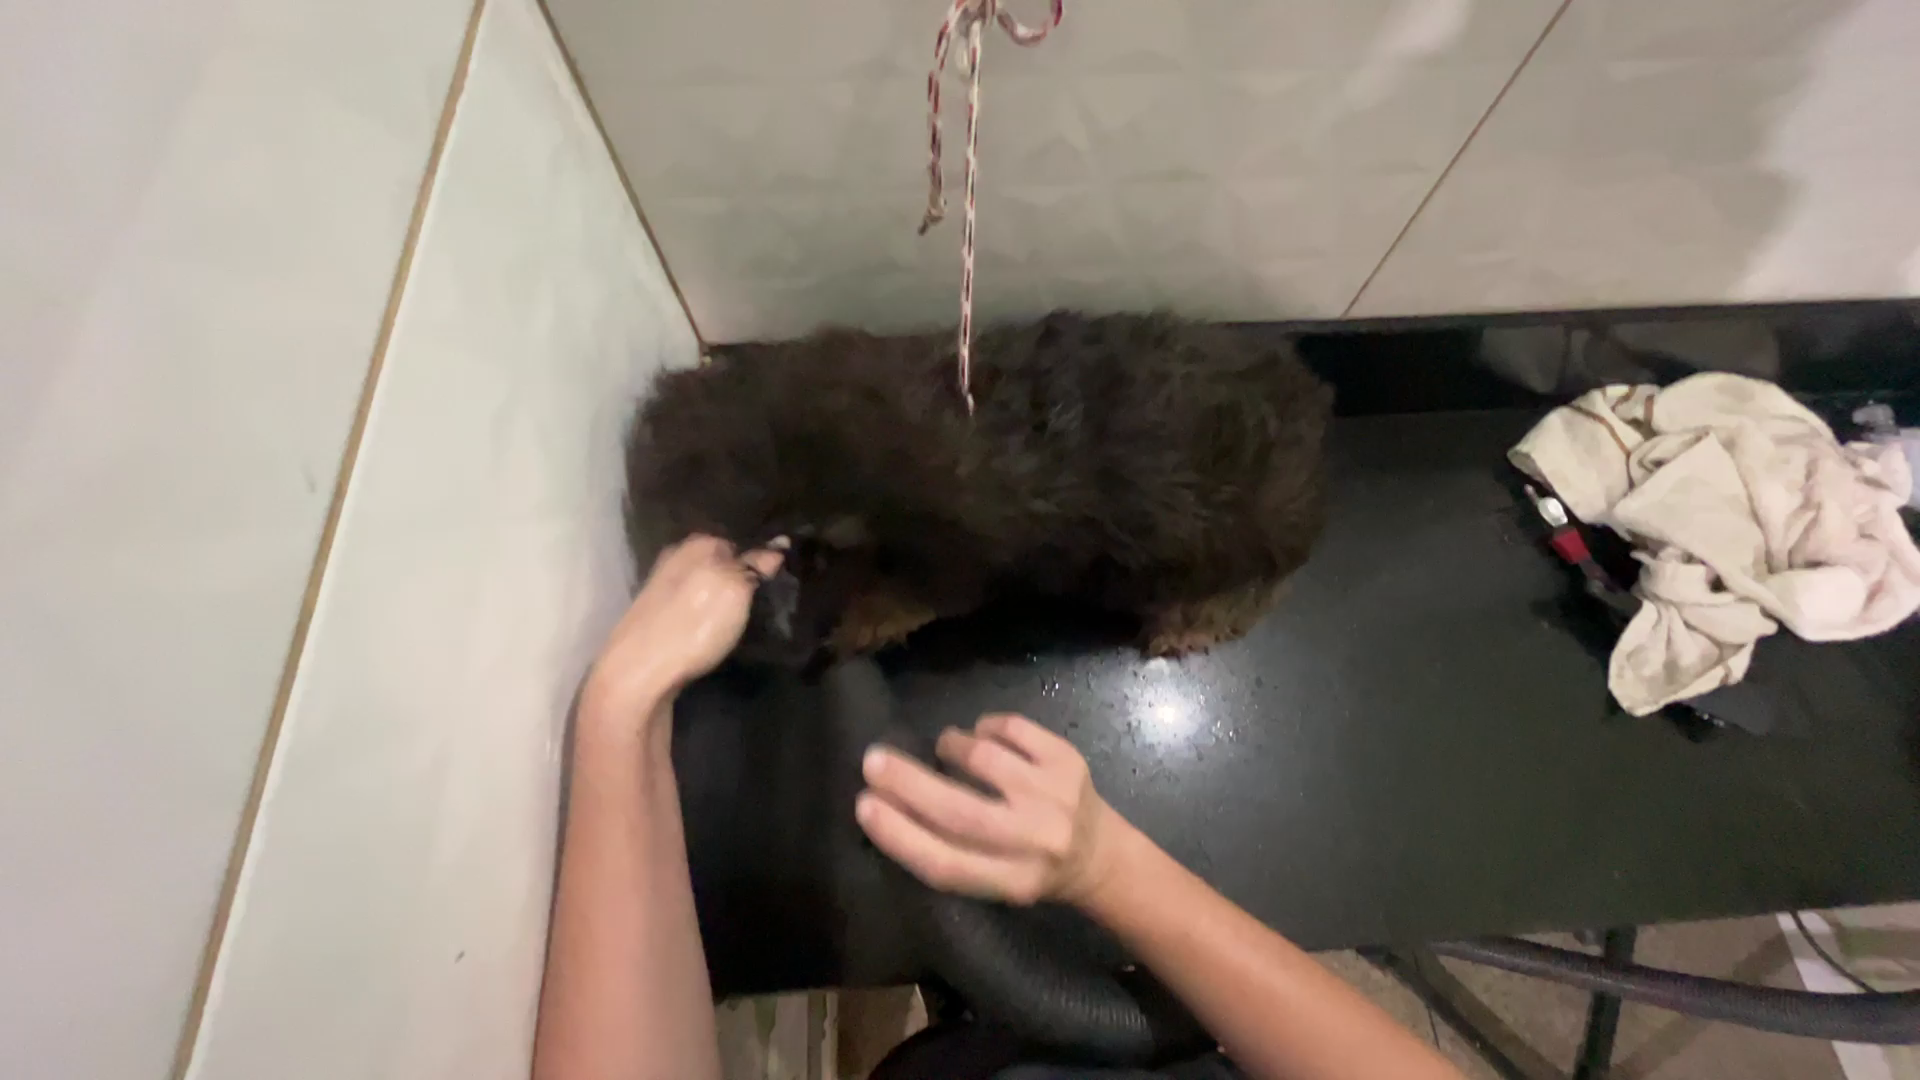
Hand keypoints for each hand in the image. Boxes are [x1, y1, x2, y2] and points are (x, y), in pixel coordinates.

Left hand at [584, 534, 784, 728]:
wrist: (638, 674)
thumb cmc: (693, 625)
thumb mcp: (736, 589)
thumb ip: (755, 564)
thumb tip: (778, 546)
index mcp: (698, 544)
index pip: (743, 542)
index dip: (763, 560)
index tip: (781, 582)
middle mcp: (678, 558)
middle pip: (724, 563)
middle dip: (744, 579)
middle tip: (769, 602)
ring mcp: (665, 588)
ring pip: (710, 585)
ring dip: (728, 599)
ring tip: (748, 618)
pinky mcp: (659, 616)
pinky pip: (697, 606)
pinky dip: (710, 616)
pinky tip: (719, 631)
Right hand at [855, 713, 1124, 906]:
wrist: (1101, 855)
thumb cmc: (1031, 868)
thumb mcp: (994, 879)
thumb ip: (950, 850)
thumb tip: (887, 802)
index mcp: (1013, 884)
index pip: (946, 863)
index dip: (899, 835)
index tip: (863, 805)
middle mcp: (1037, 841)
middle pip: (960, 811)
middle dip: (908, 783)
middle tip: (873, 759)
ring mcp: (1056, 796)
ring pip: (984, 758)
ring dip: (951, 746)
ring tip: (946, 748)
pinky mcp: (1068, 759)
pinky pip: (1011, 727)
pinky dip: (986, 726)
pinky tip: (982, 736)